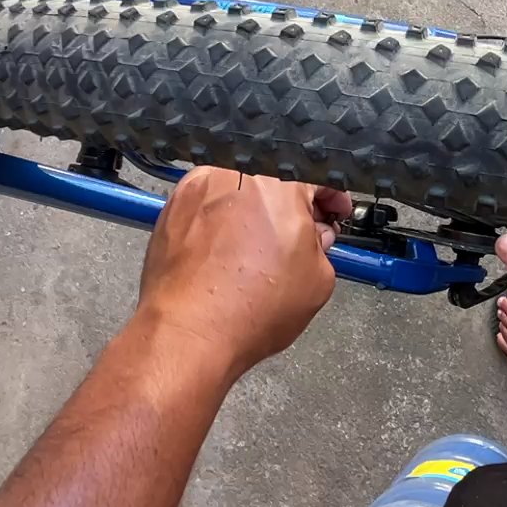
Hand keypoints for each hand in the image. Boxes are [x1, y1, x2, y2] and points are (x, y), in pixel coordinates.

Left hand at [136, 167, 351, 377]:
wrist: (189, 333)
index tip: (332, 211)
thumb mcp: (319, 280)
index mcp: (281, 181)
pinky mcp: (173, 207)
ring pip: (240, 189)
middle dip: (292, 206)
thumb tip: (314, 238)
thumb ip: (323, 246)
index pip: (318, 177)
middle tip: (299, 237)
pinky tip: (227, 254)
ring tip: (257, 250)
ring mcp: (201, 188)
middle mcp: (239, 173)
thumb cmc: (248, 309)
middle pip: (276, 179)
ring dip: (254, 211)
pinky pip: (208, 205)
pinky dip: (221, 223)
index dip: (332, 197)